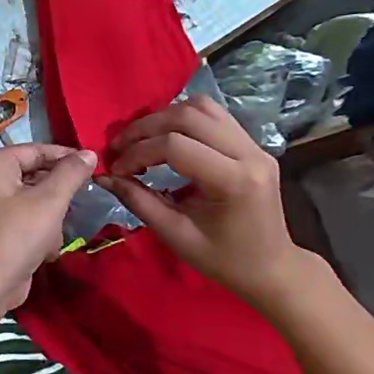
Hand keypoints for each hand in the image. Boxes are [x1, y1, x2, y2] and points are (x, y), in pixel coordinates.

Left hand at [0, 143, 97, 311]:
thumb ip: (71, 174)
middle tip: (78, 207)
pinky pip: (27, 221)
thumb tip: (89, 153)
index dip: (67, 158)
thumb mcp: (49, 201)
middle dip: (57, 197)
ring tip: (52, 237)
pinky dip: (40, 234)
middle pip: (37, 176)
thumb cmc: (15, 237)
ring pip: (36, 201)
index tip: (96, 168)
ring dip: (51, 220)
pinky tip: (45, 252)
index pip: (37, 150)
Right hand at [95, 95, 306, 307]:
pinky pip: (213, 116)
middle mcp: (249, 153)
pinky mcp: (251, 144)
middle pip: (188, 116)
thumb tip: (103, 176)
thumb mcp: (175, 235)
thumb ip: (138, 201)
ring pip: (202, 107)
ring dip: (164, 117)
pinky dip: (182, 120)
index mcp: (234, 181)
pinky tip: (164, 139)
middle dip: (145, 128)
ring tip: (141, 140)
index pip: (176, 146)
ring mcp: (254, 145)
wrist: (269, 267)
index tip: (117, 170)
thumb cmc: (222, 259)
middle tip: (120, 148)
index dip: (138, 152)